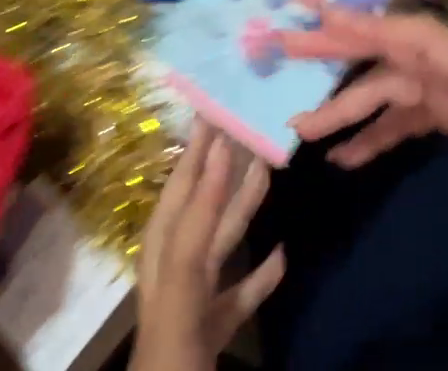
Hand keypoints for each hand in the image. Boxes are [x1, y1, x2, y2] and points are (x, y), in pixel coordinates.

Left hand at [132, 120, 286, 370]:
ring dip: (245, 206)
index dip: (198, 146)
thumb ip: (199, 221)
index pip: (182, 183)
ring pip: (225, 240)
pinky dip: (261, 271)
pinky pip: (241, 291)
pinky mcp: (217, 328)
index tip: (218, 104)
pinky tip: (283, 252)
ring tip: (270, 170)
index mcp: (163, 248)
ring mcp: (198, 298)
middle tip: (250, 126)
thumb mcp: (183, 278)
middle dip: (225, 167)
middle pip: (205, 205)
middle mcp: (178, 265)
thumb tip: (219, 154)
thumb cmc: (172, 343)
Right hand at [282, 9, 447, 293]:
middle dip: (339, 51)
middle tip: (285, 48)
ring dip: (350, 105)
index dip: (373, 26)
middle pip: (392, 57)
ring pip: (392, 90)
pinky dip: (376, 134)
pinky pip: (407, 119)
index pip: (421, 39)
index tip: (325, 16)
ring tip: (303, 126)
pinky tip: (346, 156)